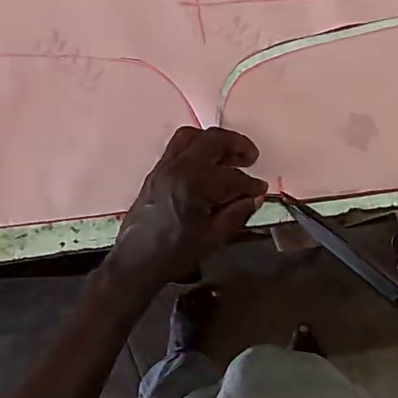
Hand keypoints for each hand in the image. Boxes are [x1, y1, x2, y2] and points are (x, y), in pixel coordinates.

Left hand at [101, 126, 266, 290]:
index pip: (232, 177)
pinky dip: (196, 147)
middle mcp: (178, 168)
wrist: (137, 261)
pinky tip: (206, 164)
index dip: (250, 184)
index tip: (260, 189)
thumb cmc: (175, 253)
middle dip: (236, 145)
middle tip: (250, 157)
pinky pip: (177, 147)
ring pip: (192, 137)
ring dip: (213, 141)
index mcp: (194, 185)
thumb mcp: (213, 238)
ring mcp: (164, 167)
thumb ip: (237, 213)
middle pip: (212, 141)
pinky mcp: (156, 171)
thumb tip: (255, 197)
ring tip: (227, 154)